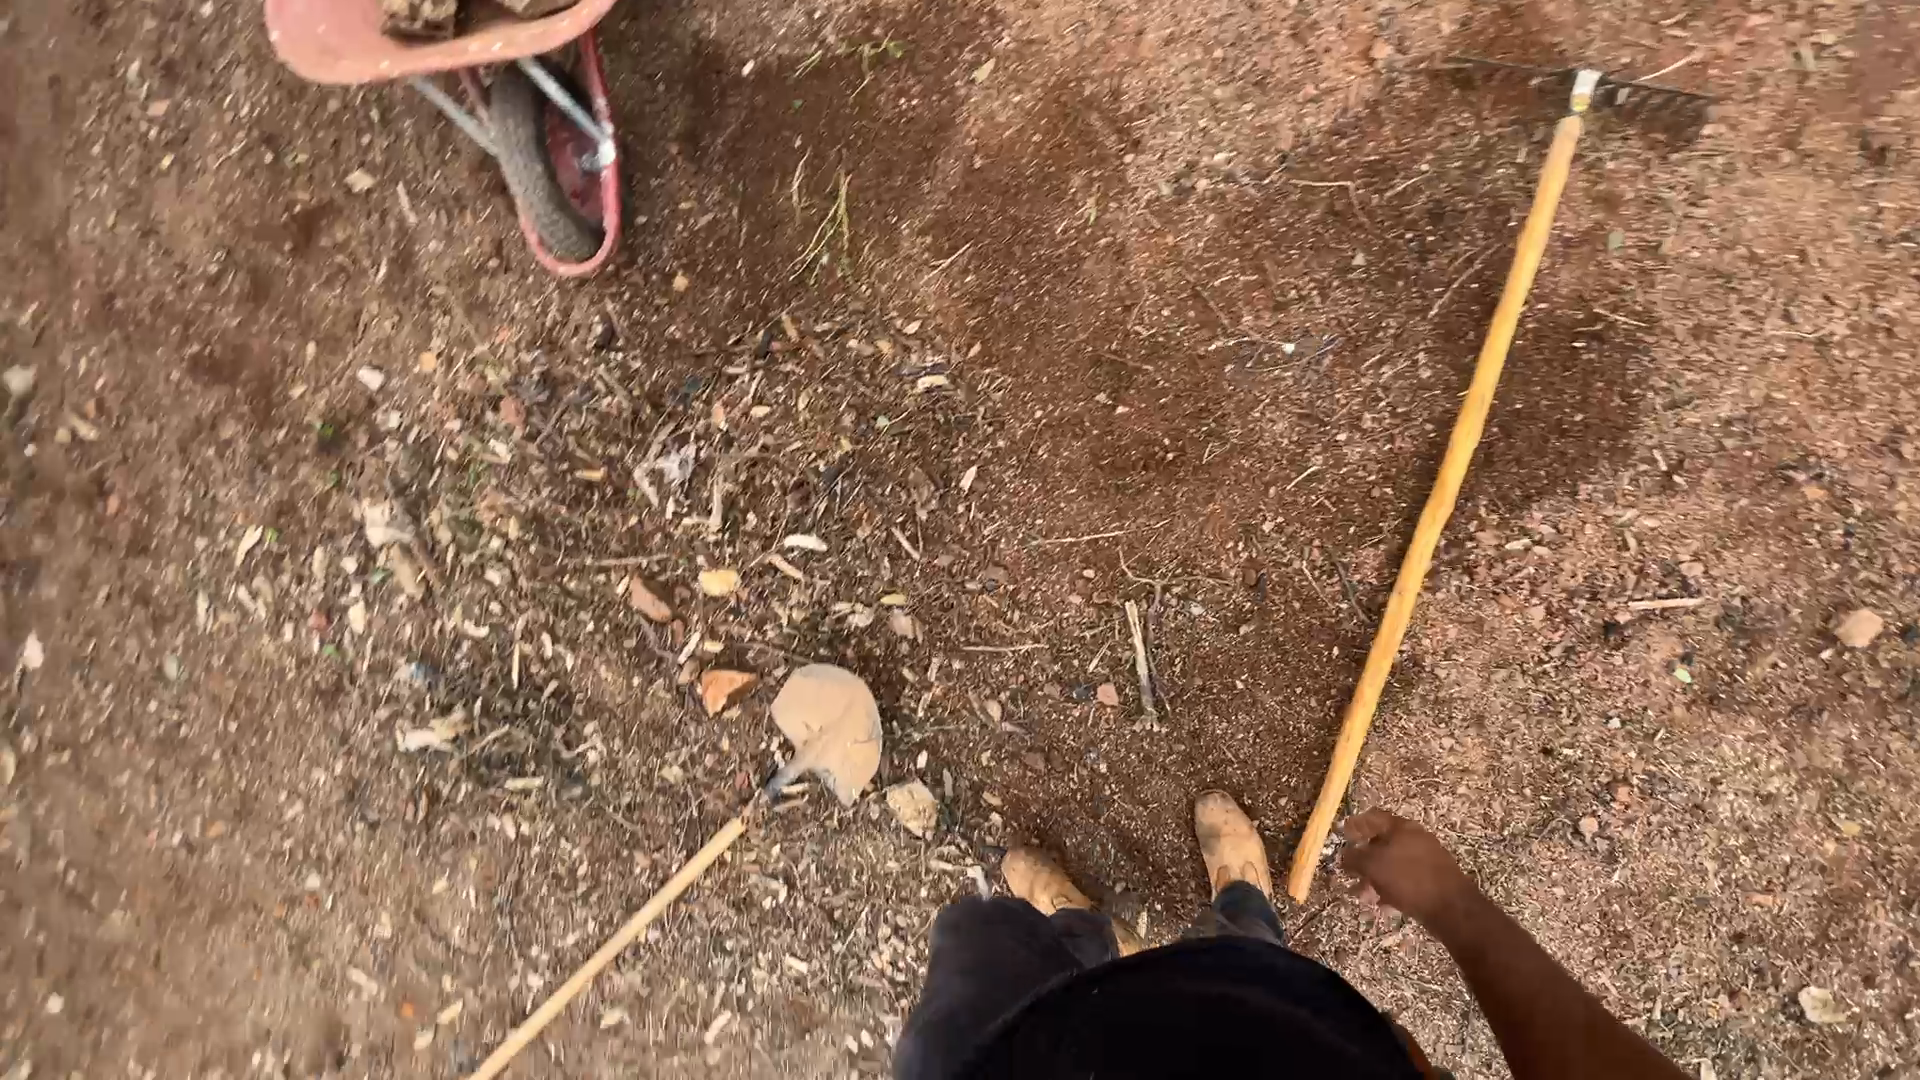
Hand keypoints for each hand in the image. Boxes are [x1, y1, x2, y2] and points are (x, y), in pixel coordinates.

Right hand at [1339, 809, 1476, 924]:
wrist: (1454, 910)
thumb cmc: (1408, 879)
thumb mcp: (1372, 866)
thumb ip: (1353, 858)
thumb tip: (1344, 855)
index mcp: (1401, 827)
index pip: (1372, 817)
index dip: (1354, 825)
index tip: (1342, 838)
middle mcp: (1415, 838)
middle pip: (1381, 843)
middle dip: (1363, 860)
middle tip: (1350, 874)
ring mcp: (1427, 859)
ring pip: (1393, 864)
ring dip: (1375, 878)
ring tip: (1364, 896)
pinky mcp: (1435, 880)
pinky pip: (1406, 879)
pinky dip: (1392, 888)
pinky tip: (1384, 905)